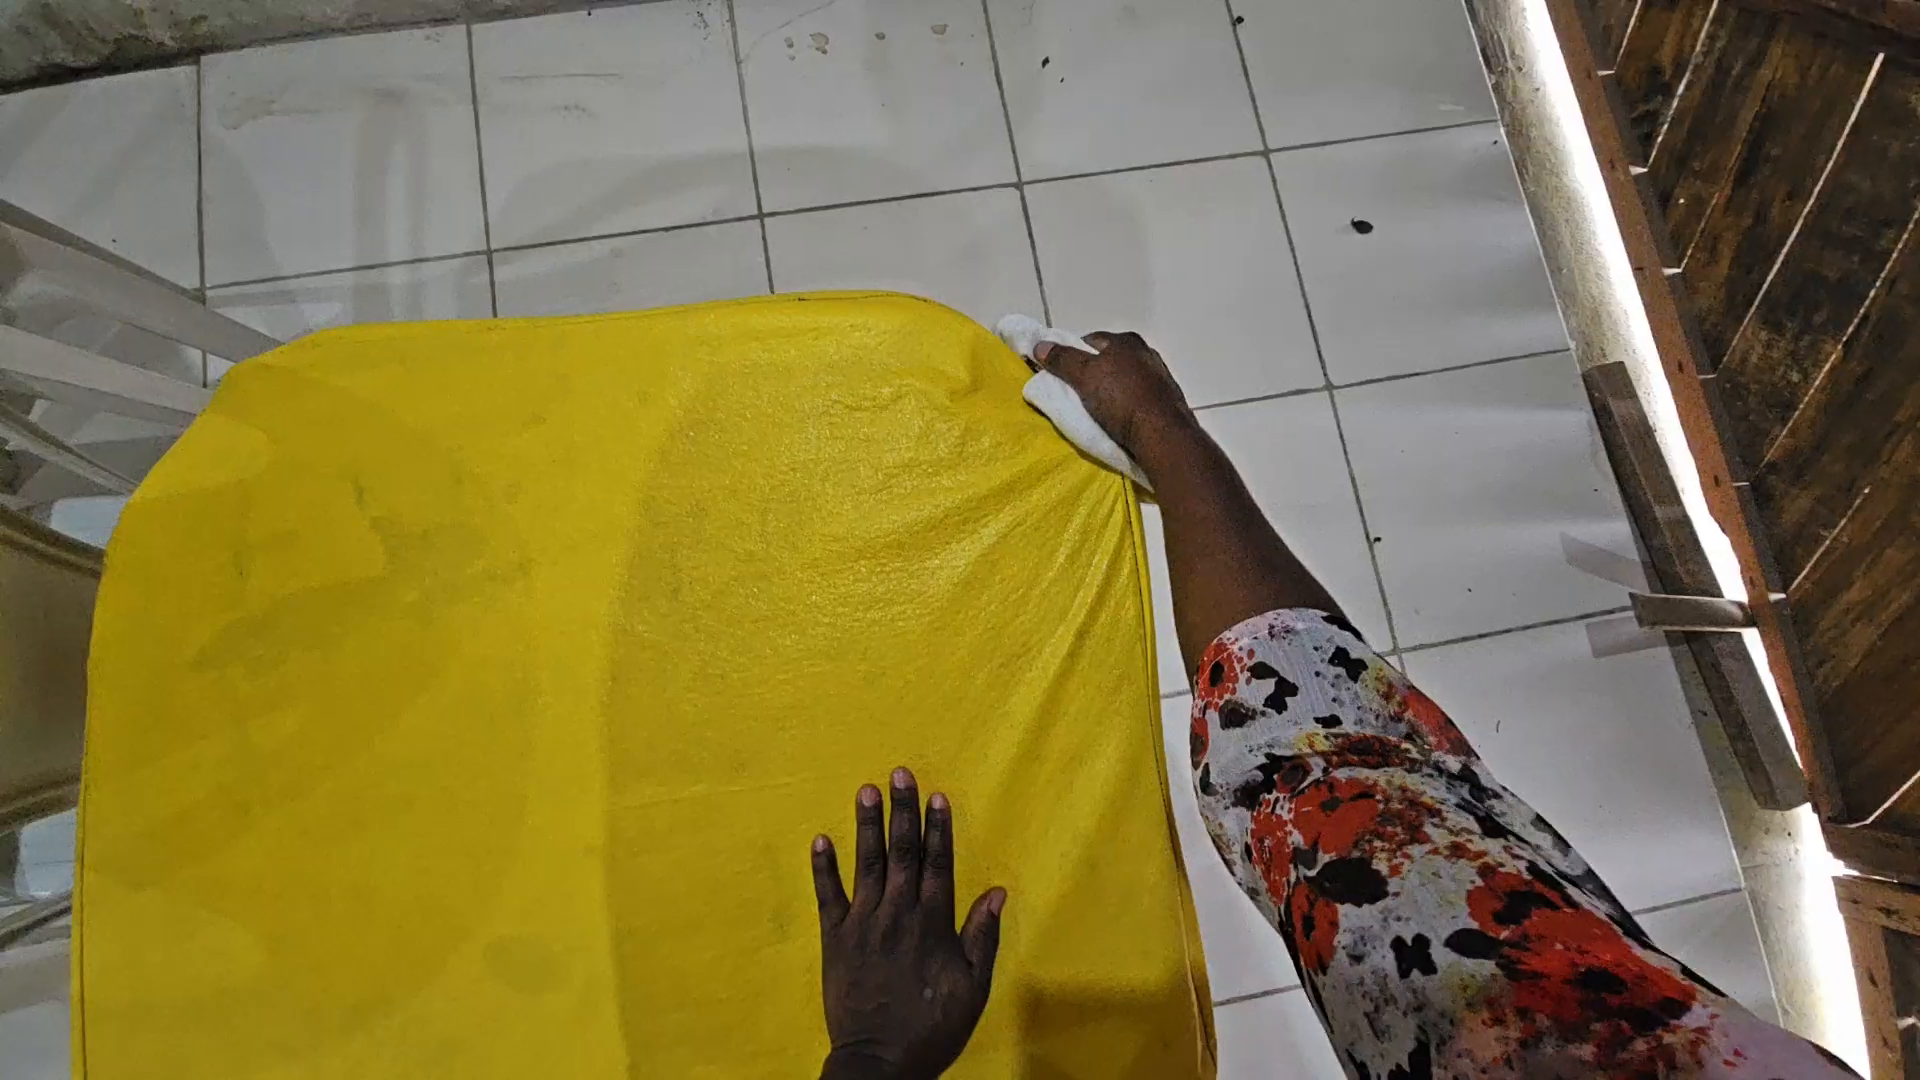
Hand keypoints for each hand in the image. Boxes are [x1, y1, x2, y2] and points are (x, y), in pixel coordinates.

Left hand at [812, 768, 1006, 1079]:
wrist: (879, 1066)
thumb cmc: (931, 1026)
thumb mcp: (972, 989)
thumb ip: (982, 937)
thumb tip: (997, 891)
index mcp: (931, 922)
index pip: (936, 863)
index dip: (937, 827)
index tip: (936, 795)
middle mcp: (897, 913)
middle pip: (901, 852)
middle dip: (902, 811)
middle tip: (899, 773)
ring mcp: (863, 924)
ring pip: (866, 864)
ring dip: (866, 825)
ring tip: (866, 790)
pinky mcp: (835, 939)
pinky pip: (828, 897)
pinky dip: (823, 868)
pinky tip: (820, 839)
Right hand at [1034, 331, 1196, 461]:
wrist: (1161, 436)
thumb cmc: (1121, 400)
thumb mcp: (1084, 376)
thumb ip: (1062, 360)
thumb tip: (1040, 345)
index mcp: (1127, 341)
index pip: (1090, 341)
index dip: (1072, 356)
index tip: (1061, 376)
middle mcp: (1146, 353)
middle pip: (1108, 361)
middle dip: (1091, 375)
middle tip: (1076, 396)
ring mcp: (1159, 378)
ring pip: (1123, 380)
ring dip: (1109, 393)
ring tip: (1096, 412)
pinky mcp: (1166, 402)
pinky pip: (1137, 399)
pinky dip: (1125, 407)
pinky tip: (1118, 421)